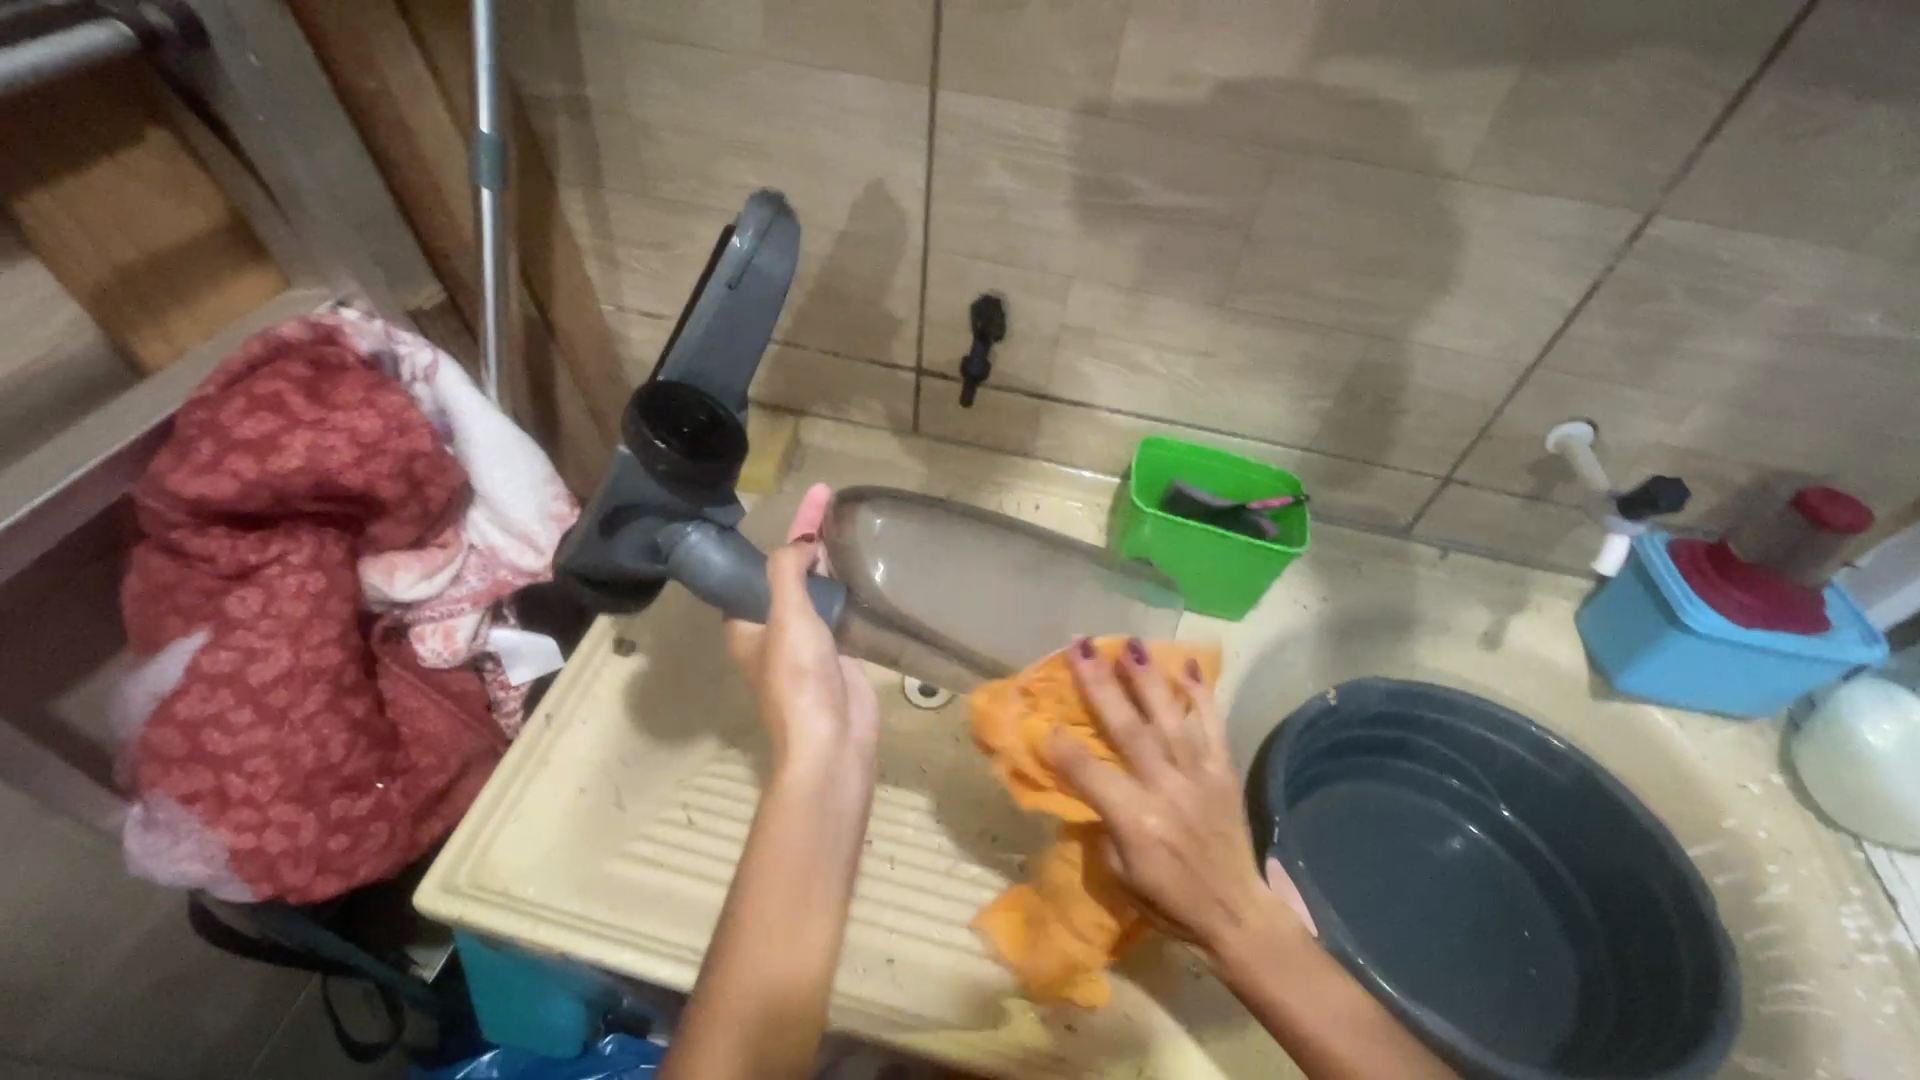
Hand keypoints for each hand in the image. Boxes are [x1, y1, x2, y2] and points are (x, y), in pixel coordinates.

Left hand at [725, 484, 880, 775]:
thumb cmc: (799, 680)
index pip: (758, 566)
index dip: (780, 533)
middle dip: (806, 539)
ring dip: (828, 561)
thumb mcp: (786, 618)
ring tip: (848, 523)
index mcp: (746, 623)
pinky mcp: (838, 655)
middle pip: (788, 573)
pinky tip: (864, 567)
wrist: (832, 742)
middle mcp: (773, 629)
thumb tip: (799, 541)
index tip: (806, 499)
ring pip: (816, 591)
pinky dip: (848, 587)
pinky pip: (840, 611)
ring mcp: (807, 643)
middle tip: (829, 498)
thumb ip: (787, 573)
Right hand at [1046, 637, 1314, 961]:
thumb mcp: (1120, 874)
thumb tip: (1086, 784)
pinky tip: (1188, 663)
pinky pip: (1214, 725)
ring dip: (1147, 678)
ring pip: (1170, 718)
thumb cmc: (1168, 899)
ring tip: (1129, 643)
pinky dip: (1201, 693)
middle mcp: (1167, 789)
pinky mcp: (1223, 770)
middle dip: (1101, 685)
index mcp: (1136, 821)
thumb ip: (1103, 824)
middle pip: (1129, 729)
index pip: (1090, 773)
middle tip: (1081, 646)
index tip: (1041, 719)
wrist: (1236, 911)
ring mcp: (1199, 775)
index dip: (1062, 747)